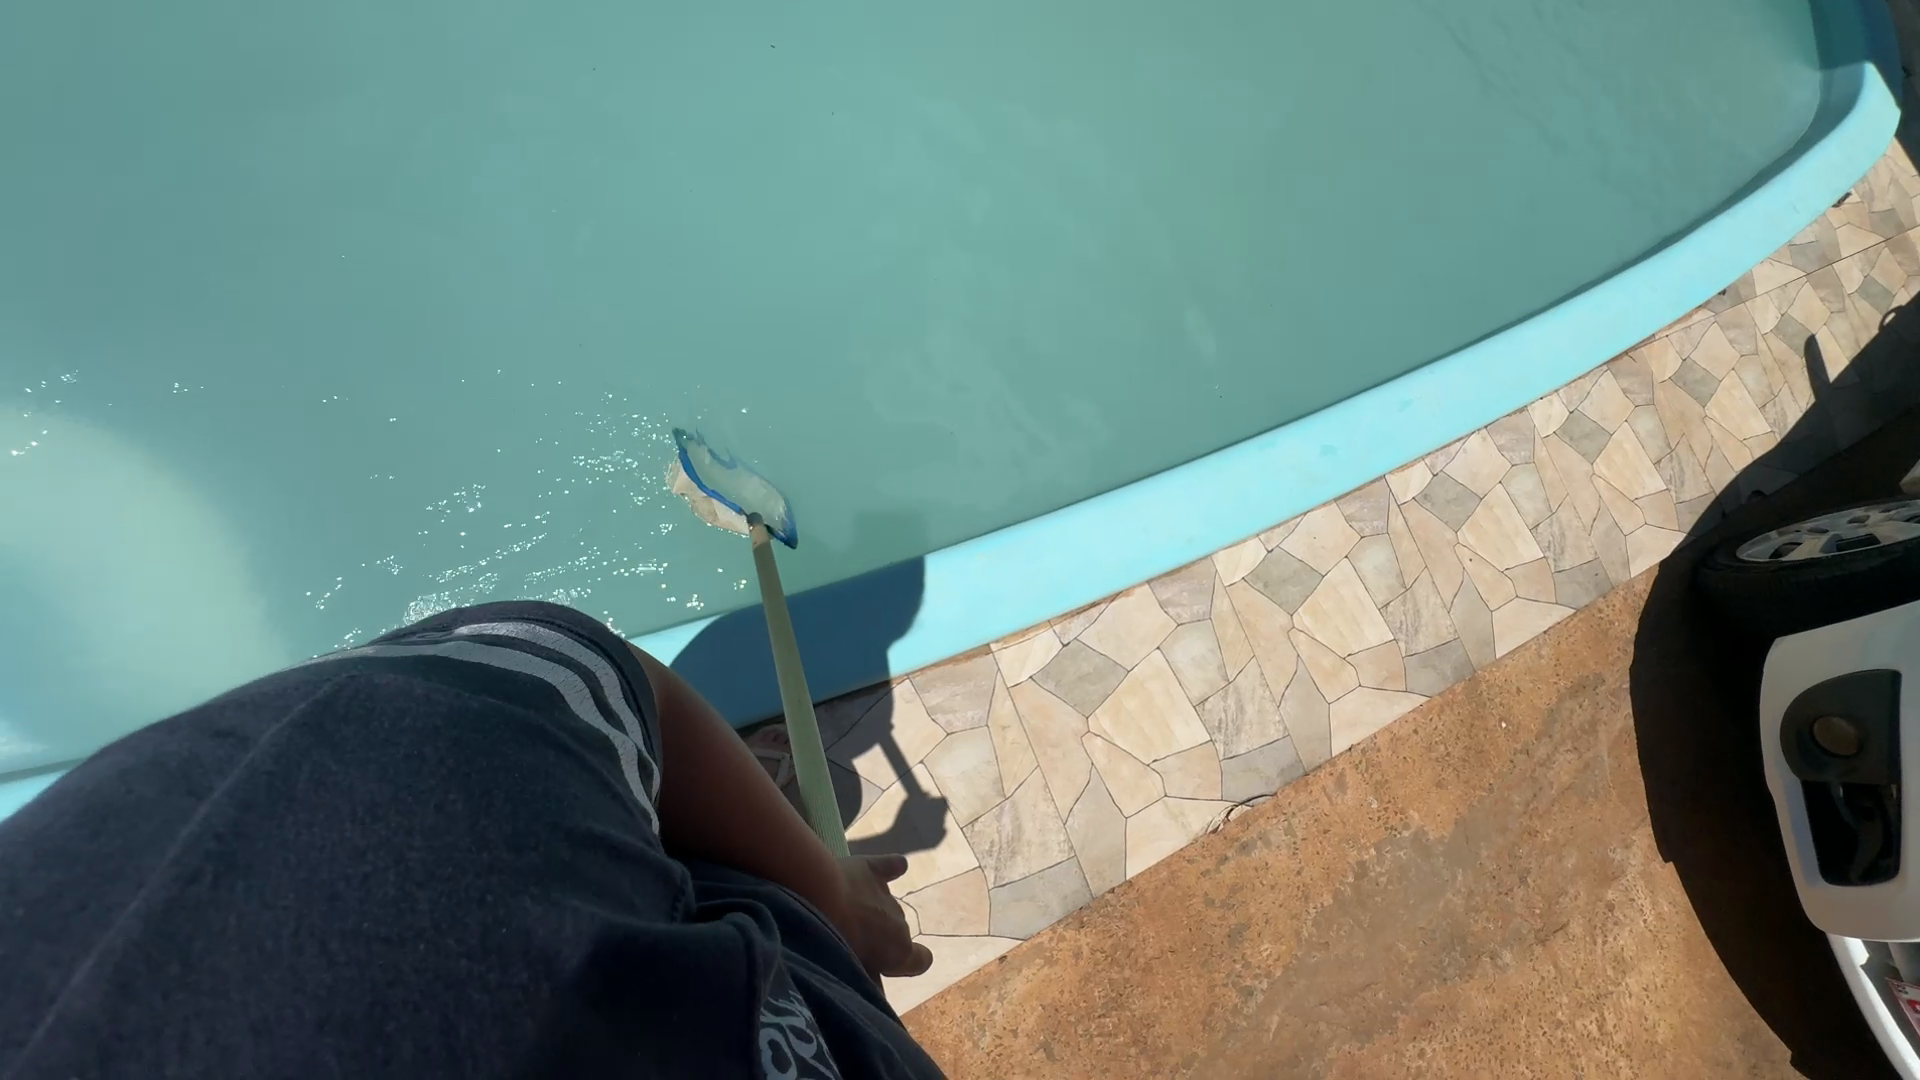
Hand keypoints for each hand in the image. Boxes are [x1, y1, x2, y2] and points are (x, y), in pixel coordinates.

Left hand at [823, 854, 933, 980]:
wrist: (814, 899)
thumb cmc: (829, 945)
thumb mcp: (848, 971)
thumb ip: (865, 977)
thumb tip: (870, 988)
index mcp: (899, 950)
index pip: (921, 960)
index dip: (907, 963)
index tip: (887, 966)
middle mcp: (900, 921)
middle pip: (895, 933)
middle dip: (878, 937)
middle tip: (851, 942)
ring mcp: (886, 893)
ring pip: (887, 905)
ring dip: (873, 911)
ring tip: (844, 914)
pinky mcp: (871, 868)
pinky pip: (891, 865)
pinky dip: (893, 866)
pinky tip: (898, 866)